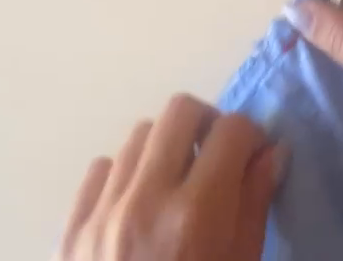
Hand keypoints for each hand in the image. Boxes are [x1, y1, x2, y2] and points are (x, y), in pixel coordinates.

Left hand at [57, 94, 284, 259]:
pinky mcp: (70, 232)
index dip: (252, 138)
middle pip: (180, 111)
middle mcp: (145, 199)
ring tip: (178, 186)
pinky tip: (139, 206)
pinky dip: (124, 174)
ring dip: (166, 148)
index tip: (256, 159)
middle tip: (218, 160)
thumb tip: (272, 152)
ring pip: (138, 135)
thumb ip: (254, 207)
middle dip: (208, 125)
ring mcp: (101, 214)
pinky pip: (100, 170)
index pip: (233, 129)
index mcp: (196, 215)